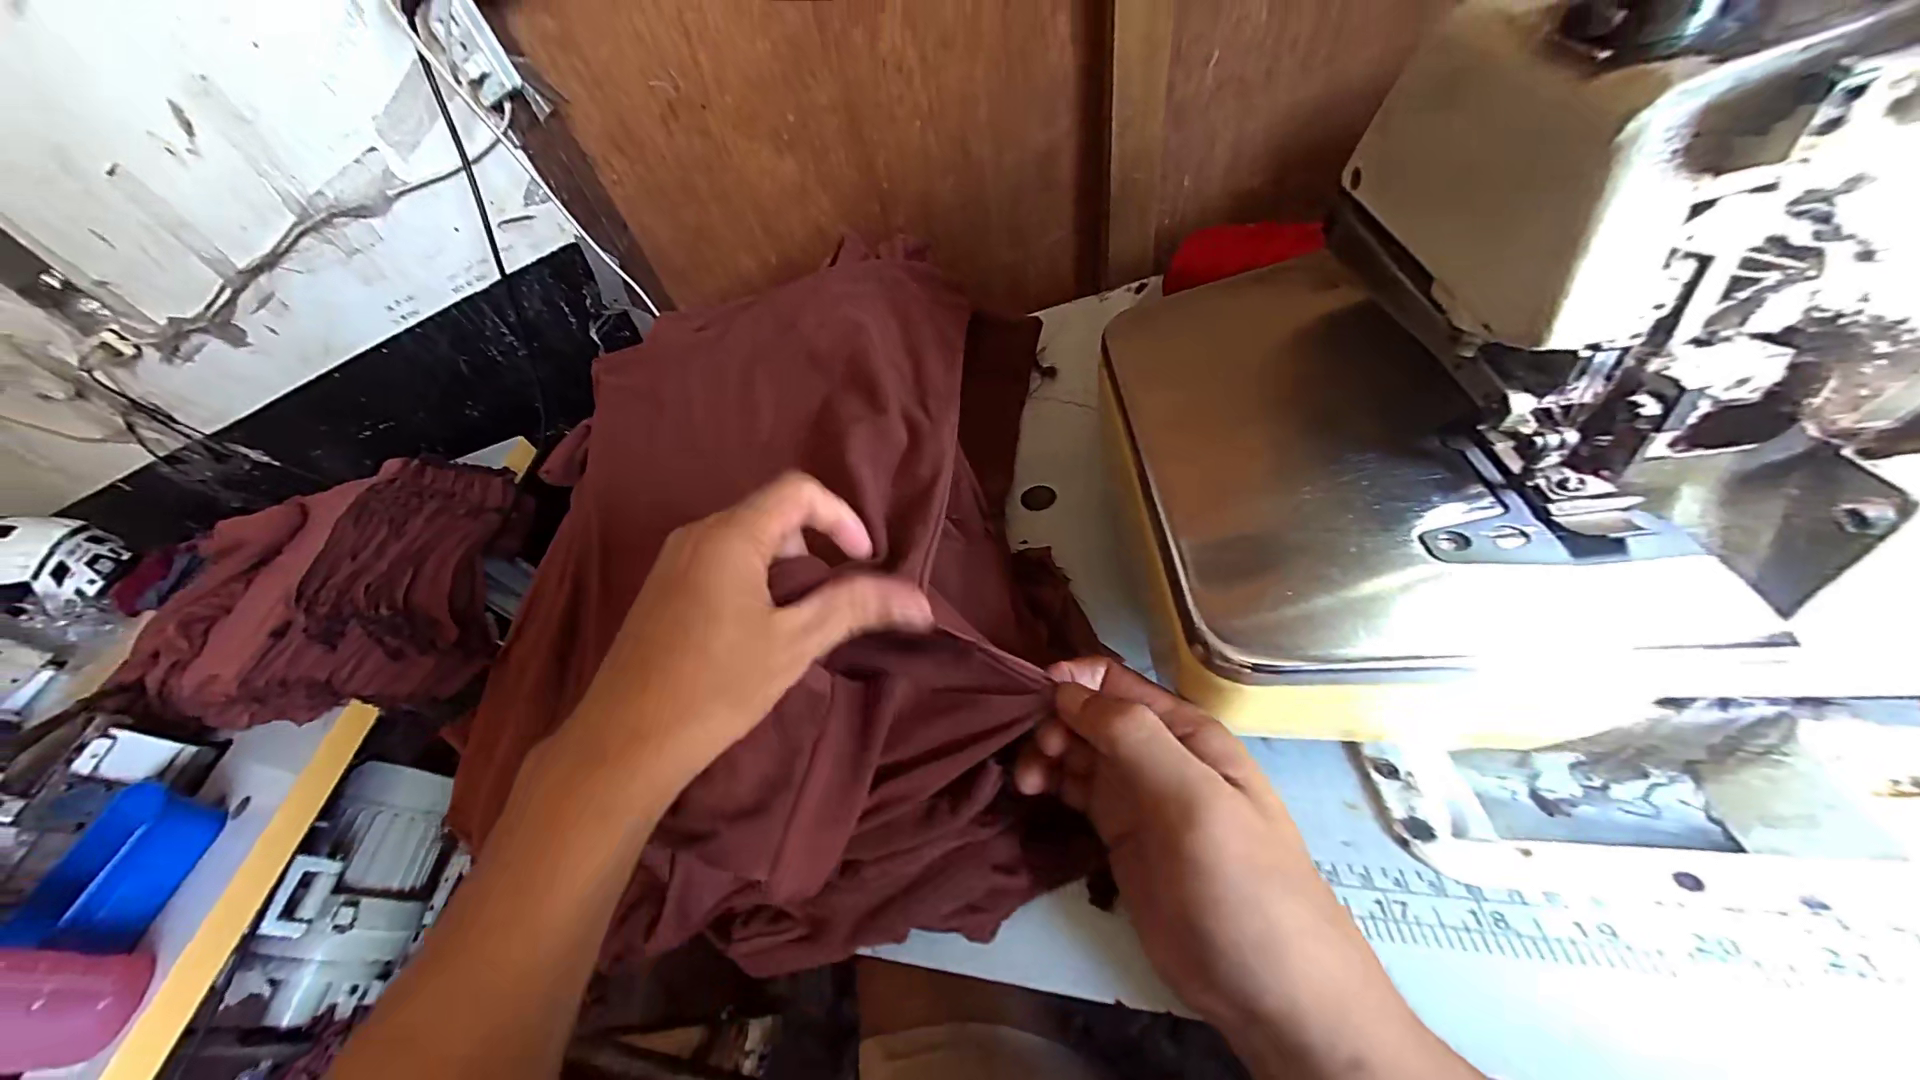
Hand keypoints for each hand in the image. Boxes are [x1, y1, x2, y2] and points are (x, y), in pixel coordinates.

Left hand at [561, 472, 933, 783]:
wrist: (622, 744)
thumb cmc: (715, 688)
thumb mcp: (795, 643)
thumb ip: (856, 607)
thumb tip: (920, 600)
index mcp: (730, 535)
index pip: (799, 491)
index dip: (843, 517)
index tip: (864, 560)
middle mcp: (698, 534)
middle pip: (774, 513)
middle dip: (817, 545)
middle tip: (835, 595)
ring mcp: (674, 560)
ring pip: (749, 539)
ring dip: (788, 566)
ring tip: (802, 617)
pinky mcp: (663, 589)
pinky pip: (723, 560)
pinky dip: (758, 578)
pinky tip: (759, 628)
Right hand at [1014, 658, 1480, 1079]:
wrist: (1267, 991)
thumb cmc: (1239, 882)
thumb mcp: (1191, 798)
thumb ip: (1132, 735)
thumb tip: (1066, 688)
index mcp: (1183, 731)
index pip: (1115, 681)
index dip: (1072, 681)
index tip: (1034, 698)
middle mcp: (1157, 753)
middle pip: (1090, 713)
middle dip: (1055, 720)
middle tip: (1037, 756)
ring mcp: (1137, 793)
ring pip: (1078, 749)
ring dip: (1046, 753)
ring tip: (1027, 781)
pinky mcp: (1119, 830)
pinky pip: (1076, 788)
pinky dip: (1050, 782)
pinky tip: (1032, 791)